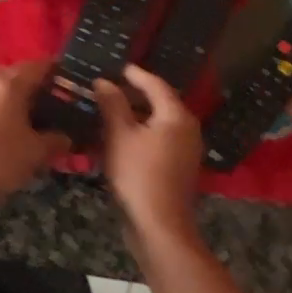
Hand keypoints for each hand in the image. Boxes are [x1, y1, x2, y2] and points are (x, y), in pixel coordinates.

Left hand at [0, 59, 71, 203]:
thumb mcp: (36, 153)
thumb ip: (57, 140)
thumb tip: (66, 137)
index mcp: (10, 83)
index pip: (41, 65)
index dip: (60, 72)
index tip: (73, 85)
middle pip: (19, 75)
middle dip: (38, 88)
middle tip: (56, 107)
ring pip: (1, 89)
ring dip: (18, 100)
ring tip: (33, 121)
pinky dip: (1, 110)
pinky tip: (8, 132)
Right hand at [95, 65, 203, 249]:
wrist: (160, 225)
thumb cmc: (139, 175)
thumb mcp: (120, 136)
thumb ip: (112, 105)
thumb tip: (104, 81)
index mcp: (176, 116)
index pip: (156, 84)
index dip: (135, 74)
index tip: (116, 67)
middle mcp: (187, 128)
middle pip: (159, 103)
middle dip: (133, 95)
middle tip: (108, 88)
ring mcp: (186, 150)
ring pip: (158, 123)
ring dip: (135, 117)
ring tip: (109, 112)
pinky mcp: (178, 168)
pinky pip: (159, 141)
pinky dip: (140, 135)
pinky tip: (120, 139)